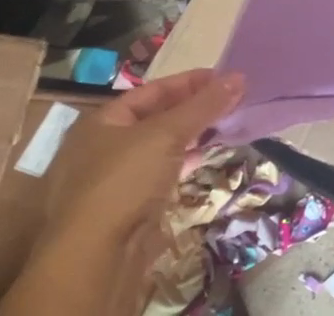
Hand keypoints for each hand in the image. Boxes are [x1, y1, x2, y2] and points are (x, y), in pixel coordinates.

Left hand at [46, 69, 245, 247]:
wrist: (96, 256)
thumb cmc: (124, 181)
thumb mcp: (168, 133)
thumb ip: (204, 104)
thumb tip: (238, 77)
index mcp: (100, 123)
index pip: (151, 91)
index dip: (188, 82)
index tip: (224, 78)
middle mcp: (100, 147)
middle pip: (155, 118)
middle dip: (193, 108)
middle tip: (229, 100)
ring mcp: (111, 179)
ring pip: (158, 147)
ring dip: (190, 135)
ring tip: (223, 126)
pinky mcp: (124, 206)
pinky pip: (158, 172)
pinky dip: (182, 161)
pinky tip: (203, 158)